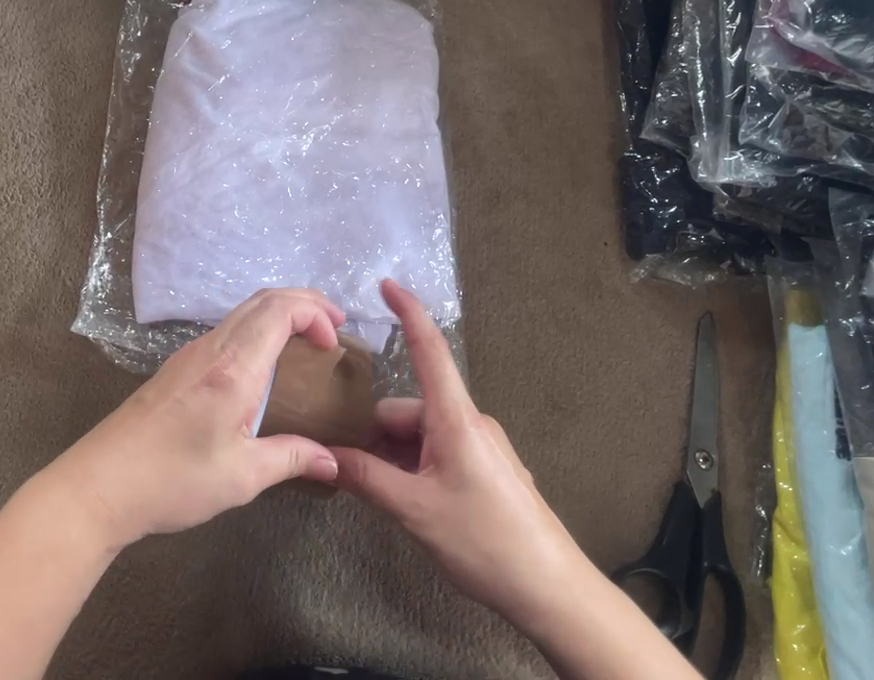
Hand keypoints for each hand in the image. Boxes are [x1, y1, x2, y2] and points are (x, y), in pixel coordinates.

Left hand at [40, 288, 347, 550]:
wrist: (100, 484)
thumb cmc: (172, 480)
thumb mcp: (240, 476)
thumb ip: (290, 459)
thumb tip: (332, 461)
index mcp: (232, 367)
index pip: (279, 309)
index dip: (314, 312)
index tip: (334, 343)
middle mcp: (211, 348)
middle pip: (263, 300)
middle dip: (305, 302)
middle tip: (335, 328)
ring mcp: (190, 354)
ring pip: (243, 312)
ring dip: (280, 315)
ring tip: (309, 342)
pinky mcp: (178, 367)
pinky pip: (228, 330)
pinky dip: (259, 330)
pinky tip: (267, 364)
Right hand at [331, 281, 585, 629]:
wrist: (551, 590)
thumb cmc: (485, 541)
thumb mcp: (414, 510)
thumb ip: (365, 478)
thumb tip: (322, 456)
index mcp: (455, 418)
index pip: (429, 350)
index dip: (408, 312)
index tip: (387, 283)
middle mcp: (469, 422)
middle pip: (407, 411)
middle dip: (375, 434)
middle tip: (348, 472)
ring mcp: (481, 447)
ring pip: (420, 437)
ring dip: (394, 457)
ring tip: (380, 498)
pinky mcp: (487, 470)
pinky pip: (438, 454)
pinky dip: (414, 468)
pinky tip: (408, 503)